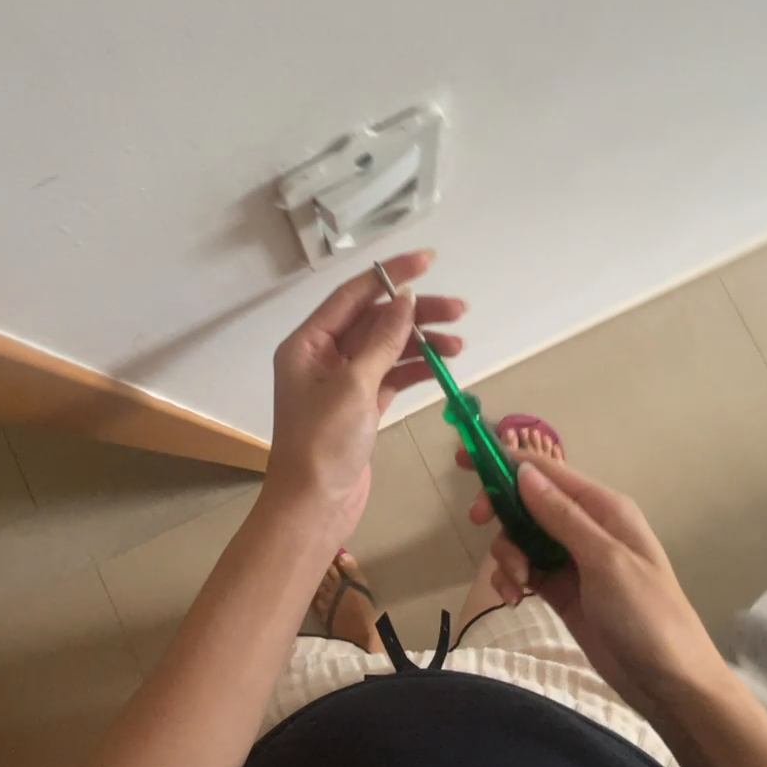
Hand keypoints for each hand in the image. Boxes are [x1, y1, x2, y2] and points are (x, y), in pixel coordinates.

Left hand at [265, 249, 465, 540]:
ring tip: (458, 345)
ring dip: (420, 343)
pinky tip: (441, 366)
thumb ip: (382, 340)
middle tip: (459, 311)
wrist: (314, 506)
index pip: (352, 296)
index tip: (428, 260)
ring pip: (386, 349)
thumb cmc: (324, 443)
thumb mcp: (354, 385)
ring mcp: (342, 383)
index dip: (390, 274)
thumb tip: (403, 298)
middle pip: (374, 321)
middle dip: (414, 314)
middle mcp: (322, 357)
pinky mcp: (360, 406)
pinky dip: (415, 369)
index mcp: (307, 344)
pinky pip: (390, 375)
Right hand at [474, 456, 726, 705]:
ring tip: (517, 585)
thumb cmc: (646, 615)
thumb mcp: (605, 561)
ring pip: (519, 538)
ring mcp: (570, 559)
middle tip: (477, 522)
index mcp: (603, 508)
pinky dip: (511, 579)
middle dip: (500, 512)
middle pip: (526, 502)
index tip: (462, 457)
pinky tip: (515, 599)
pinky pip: (522, 570)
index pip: (546, 472)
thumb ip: (561, 517)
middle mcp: (585, 526)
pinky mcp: (559, 589)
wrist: (668, 684)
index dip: (504, 461)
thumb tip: (523, 472)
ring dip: (507, 556)